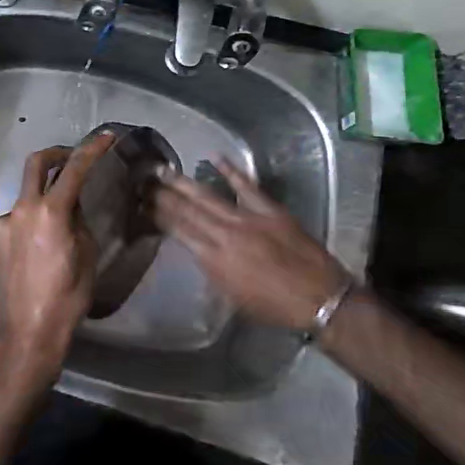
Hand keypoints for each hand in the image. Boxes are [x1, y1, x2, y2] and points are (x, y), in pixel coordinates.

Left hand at [0, 133, 118, 378]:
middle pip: (36, 163)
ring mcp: (4, 221)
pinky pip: (16, 216)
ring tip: (60, 218)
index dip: (90, 150)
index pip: (73, 170)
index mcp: (51, 212)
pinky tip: (40, 242)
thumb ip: (79, 220)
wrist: (28, 327)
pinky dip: (31, 219)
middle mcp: (22, 209)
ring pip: (26, 193)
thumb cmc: (67, 296)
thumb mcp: (87, 255)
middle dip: (56, 154)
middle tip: (72, 159)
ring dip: (43, 193)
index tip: (104, 137)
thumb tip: (73, 203)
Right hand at [153, 161, 347, 330]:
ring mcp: (248, 219)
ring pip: (208, 196)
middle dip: (163, 194)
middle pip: (187, 209)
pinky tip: (215, 157)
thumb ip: (211, 268)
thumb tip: (196, 248)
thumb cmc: (274, 307)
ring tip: (164, 170)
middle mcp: (225, 234)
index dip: (158, 215)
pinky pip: (246, 186)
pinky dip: (231, 170)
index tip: (143, 204)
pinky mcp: (270, 210)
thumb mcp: (232, 296)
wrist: (322, 301)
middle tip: (145, 181)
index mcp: (214, 259)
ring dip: (184, 182)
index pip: (178, 230)